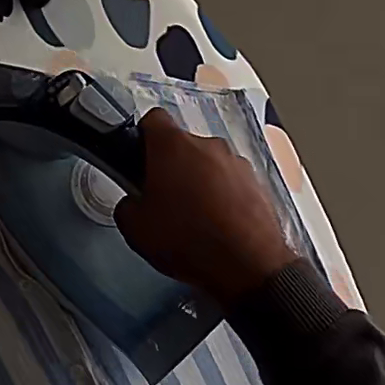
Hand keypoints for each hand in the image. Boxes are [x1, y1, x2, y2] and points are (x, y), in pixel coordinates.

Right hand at [114, 109, 298, 306]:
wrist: (246, 264)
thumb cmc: (185, 239)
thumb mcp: (135, 229)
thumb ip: (127, 206)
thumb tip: (134, 203)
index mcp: (172, 146)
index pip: (152, 120)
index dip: (141, 138)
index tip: (138, 161)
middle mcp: (207, 144)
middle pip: (182, 145)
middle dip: (171, 167)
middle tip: (161, 200)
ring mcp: (236, 162)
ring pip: (208, 164)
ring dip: (198, 182)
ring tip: (192, 218)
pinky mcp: (257, 182)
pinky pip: (230, 182)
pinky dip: (221, 197)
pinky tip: (216, 225)